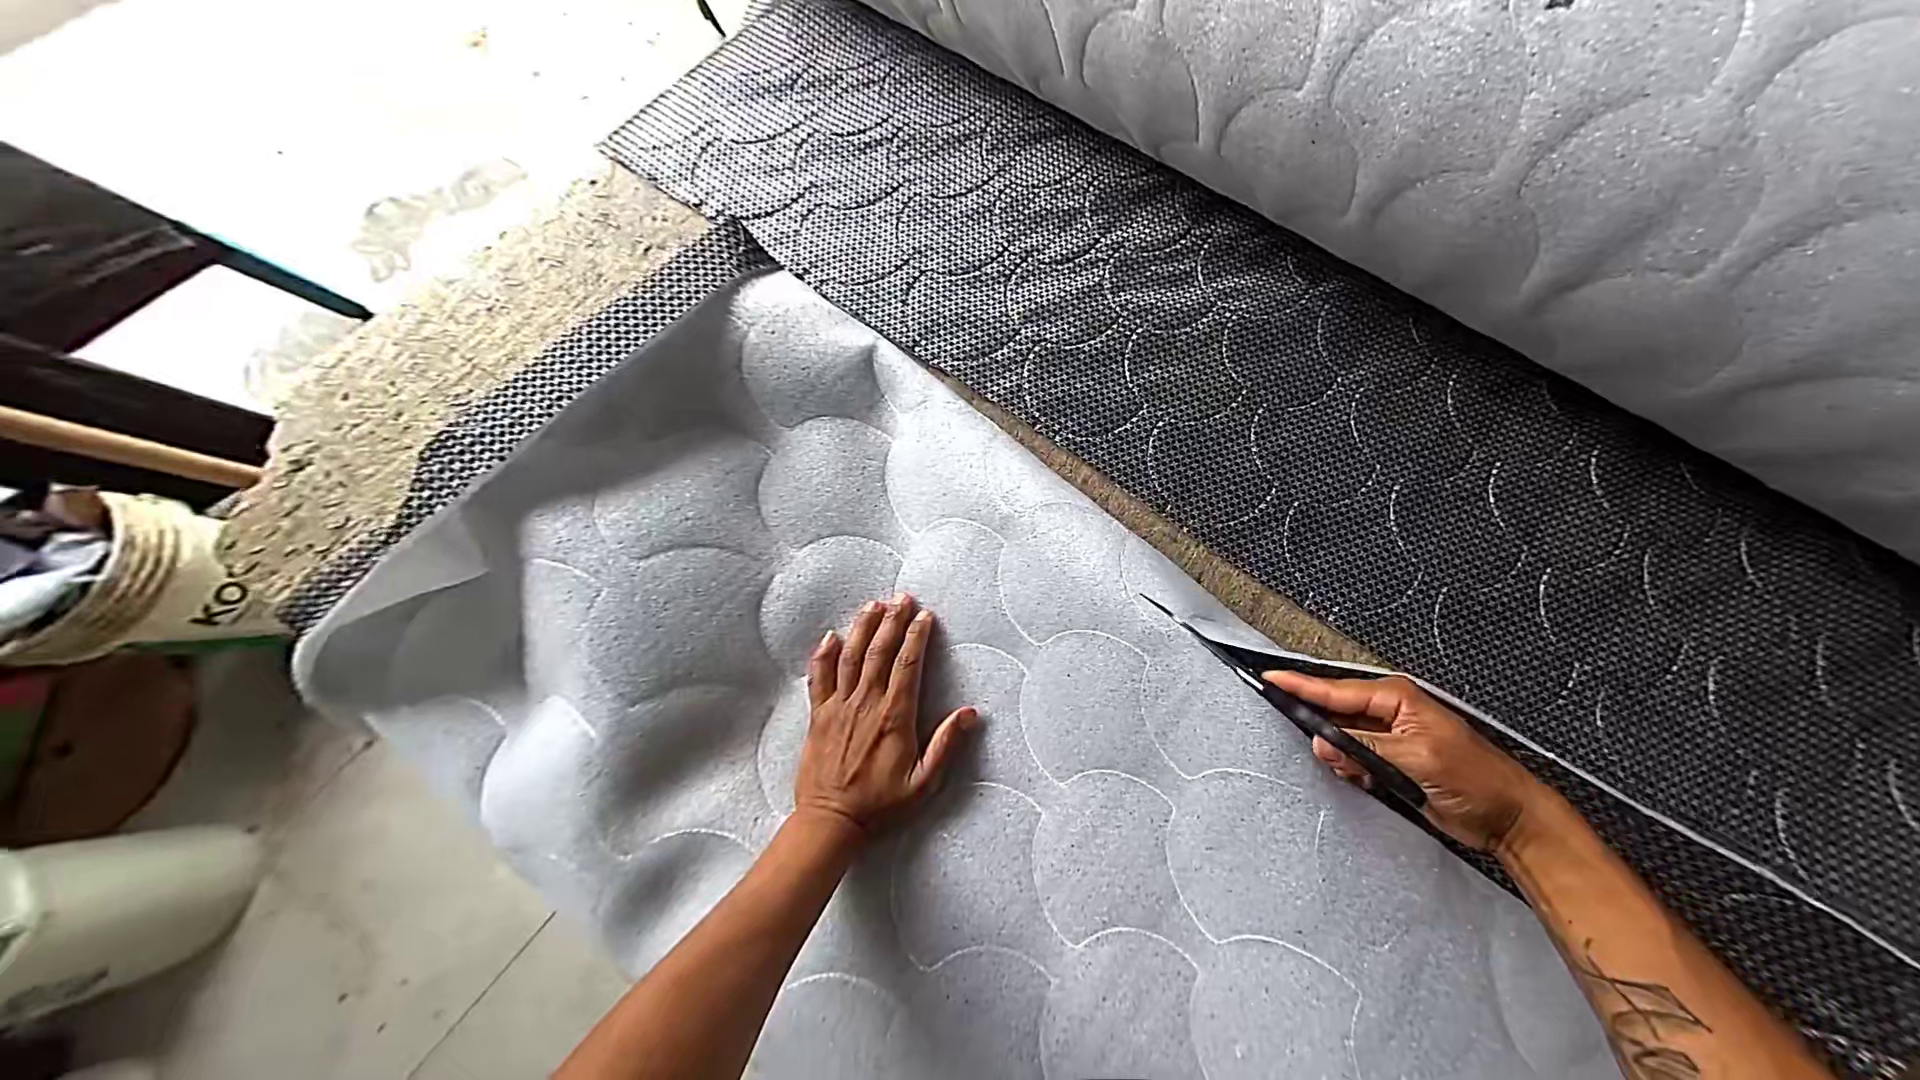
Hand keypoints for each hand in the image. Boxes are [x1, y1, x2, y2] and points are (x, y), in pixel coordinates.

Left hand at [796, 593, 977, 840]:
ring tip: (873, 605)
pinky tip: (831, 636)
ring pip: (851, 657)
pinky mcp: (818, 716)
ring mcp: (839, 707)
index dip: (917, 637)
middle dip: (893, 621)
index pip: (908, 665)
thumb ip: (946, 745)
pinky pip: (819, 677)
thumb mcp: (924, 783)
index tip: (925, 616)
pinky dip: (824, 655)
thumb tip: (969, 713)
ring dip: (863, 628)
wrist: (830, 821)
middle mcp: (865, 704)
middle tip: (902, 598)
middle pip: (880, 652)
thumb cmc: (880, 805)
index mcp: (894, 717)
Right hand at [1263, 670, 1549, 852]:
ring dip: (1340, 756)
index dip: (1300, 685)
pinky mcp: (1389, 759)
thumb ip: (1363, 747)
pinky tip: (1366, 777)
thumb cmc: (1481, 780)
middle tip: (1327, 749)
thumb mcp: (1415, 757)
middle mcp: (1390, 712)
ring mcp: (1389, 736)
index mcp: (1398, 698)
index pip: (1335, 690)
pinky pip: (1351, 758)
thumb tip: (1323, 739)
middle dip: (1323, 731)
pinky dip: (1350, 768)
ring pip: (1339, 738)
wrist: (1511, 819)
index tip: (1271, 679)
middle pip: (1333, 713)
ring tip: (1361, 771)